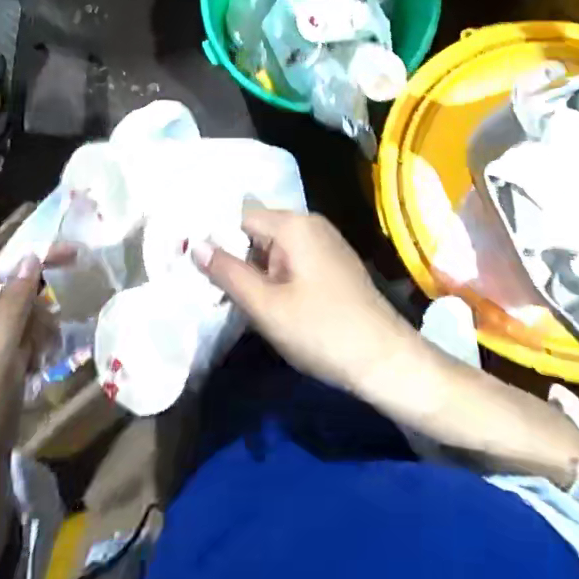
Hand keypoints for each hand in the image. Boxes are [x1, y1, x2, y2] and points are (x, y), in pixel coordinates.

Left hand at [0, 253, 49, 578]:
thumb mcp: (0, 353)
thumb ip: (15, 303)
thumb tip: (31, 256)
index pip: (0, 266)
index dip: (36, 258)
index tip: (73, 254)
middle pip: (10, 288)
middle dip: (36, 309)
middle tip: (47, 339)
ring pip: (17, 312)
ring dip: (35, 331)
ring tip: (37, 362)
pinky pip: (12, 333)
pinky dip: (28, 345)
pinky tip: (32, 369)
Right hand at [193, 208, 418, 402]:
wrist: (387, 362)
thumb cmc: (322, 331)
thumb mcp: (266, 306)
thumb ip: (227, 272)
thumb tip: (194, 244)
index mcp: (293, 224)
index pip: (238, 216)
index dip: (213, 237)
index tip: (190, 262)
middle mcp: (309, 223)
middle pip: (255, 230)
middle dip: (232, 256)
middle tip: (206, 285)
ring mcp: (324, 243)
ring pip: (272, 247)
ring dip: (252, 270)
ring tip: (229, 297)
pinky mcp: (332, 264)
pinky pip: (290, 259)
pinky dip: (273, 276)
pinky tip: (264, 302)